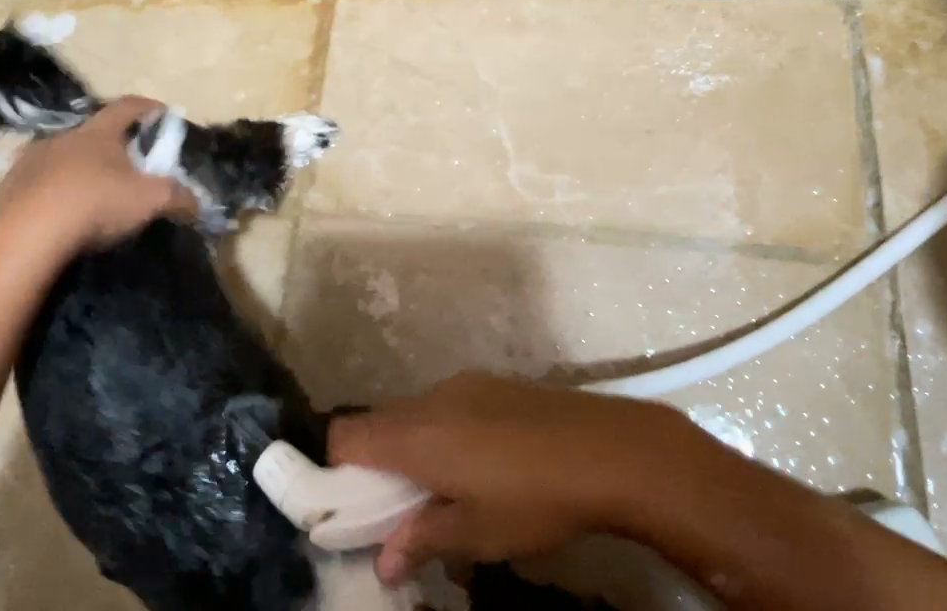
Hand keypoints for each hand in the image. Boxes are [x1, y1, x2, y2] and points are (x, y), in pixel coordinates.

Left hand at [0, 96, 195, 263]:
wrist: (24, 238)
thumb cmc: (93, 205)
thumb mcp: (149, 201)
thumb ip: (178, 197)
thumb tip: (197, 203)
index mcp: (97, 133)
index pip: (126, 107)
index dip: (147, 108)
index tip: (162, 114)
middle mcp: (61, 138)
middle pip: (93, 133)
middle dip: (113, 145)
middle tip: (130, 164)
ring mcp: (30, 162)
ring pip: (63, 157)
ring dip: (80, 169)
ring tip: (94, 192)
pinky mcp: (9, 189)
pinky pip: (39, 184)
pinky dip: (55, 192)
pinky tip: (63, 214)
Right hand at [328, 373, 681, 585]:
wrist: (611, 449)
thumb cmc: (534, 498)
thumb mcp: (476, 534)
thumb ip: (421, 540)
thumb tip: (383, 563)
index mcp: (415, 435)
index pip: (345, 435)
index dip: (335, 468)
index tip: (351, 504)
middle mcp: (430, 400)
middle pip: (377, 422)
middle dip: (376, 463)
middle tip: (398, 507)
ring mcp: (464, 385)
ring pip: (415, 412)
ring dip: (413, 447)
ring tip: (445, 488)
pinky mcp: (494, 383)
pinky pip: (447, 404)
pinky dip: (444, 431)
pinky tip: (482, 463)